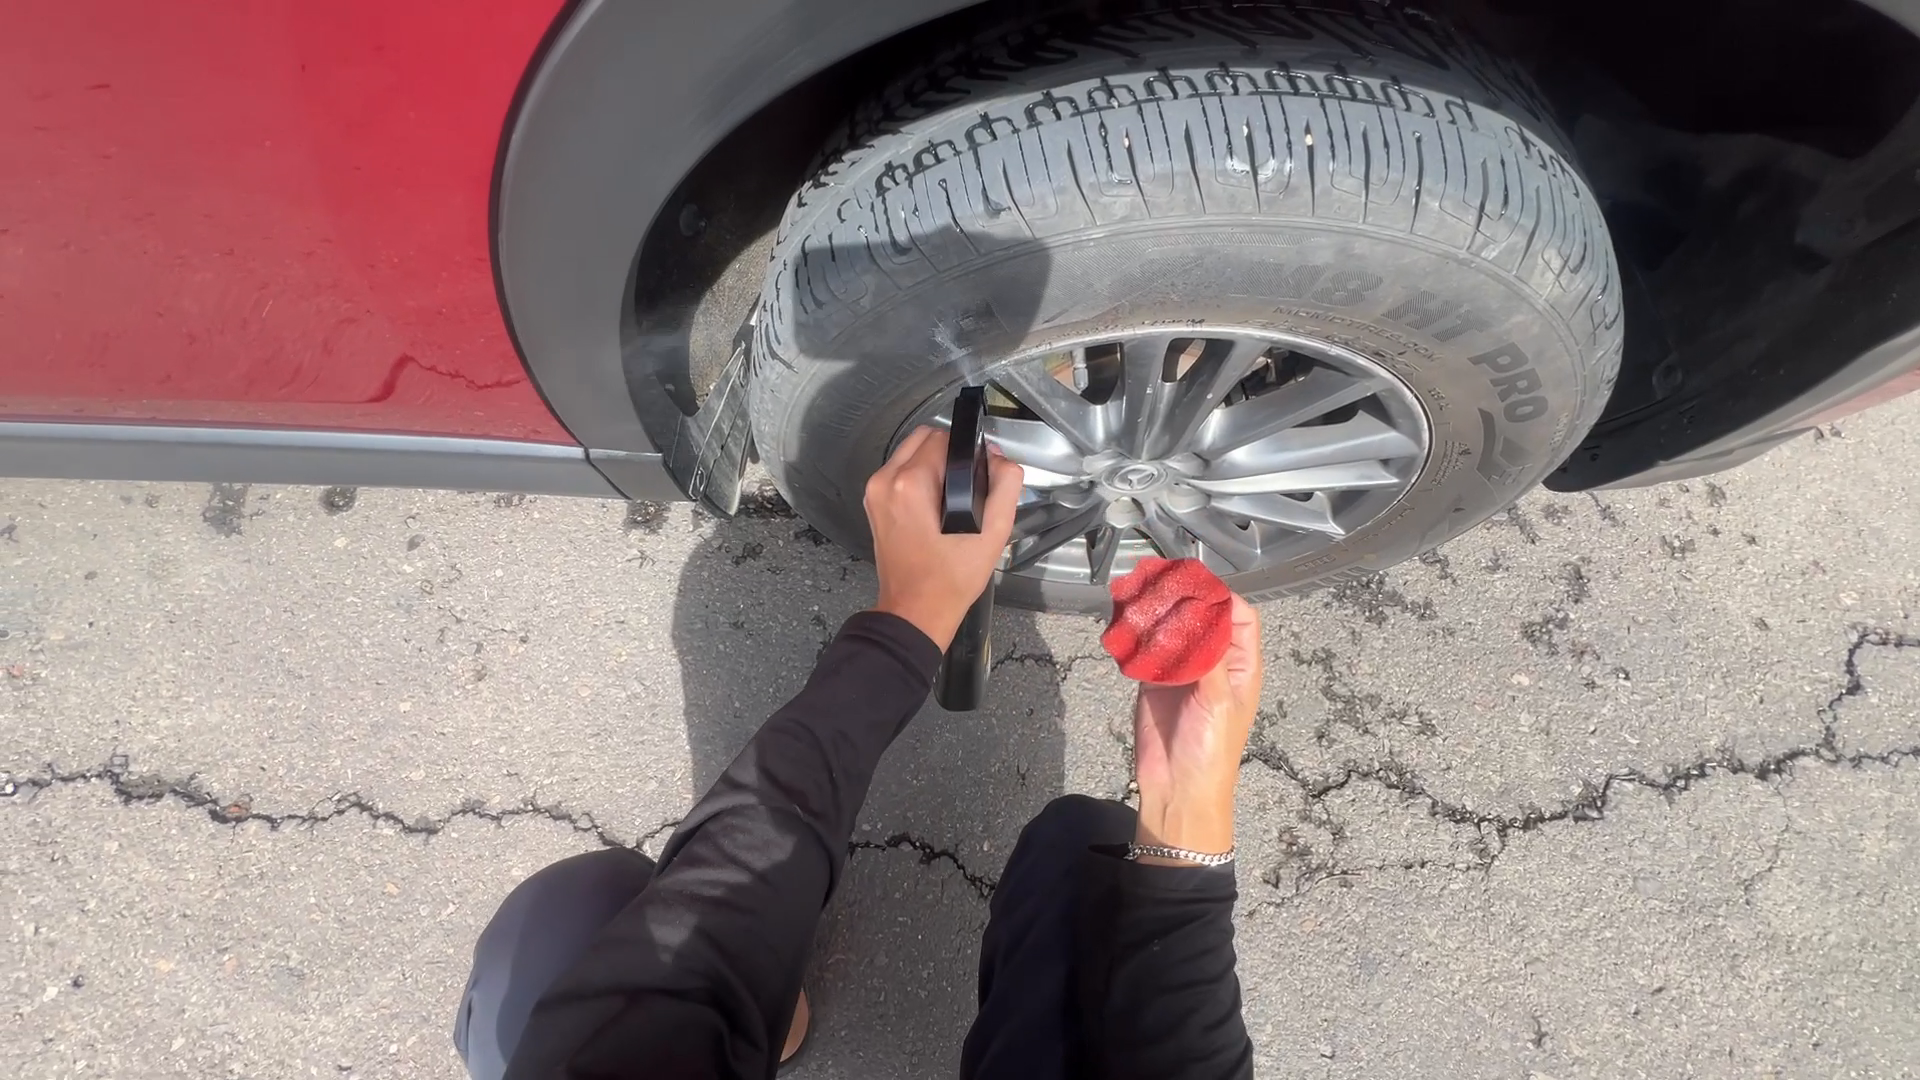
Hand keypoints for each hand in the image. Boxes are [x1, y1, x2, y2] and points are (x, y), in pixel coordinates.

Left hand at [864, 426, 1021, 650]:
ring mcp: (875, 493)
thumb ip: (1005, 487)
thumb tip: (1003, 461)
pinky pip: (900, 472)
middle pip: (925, 438)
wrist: (917, 611)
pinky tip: (937, 506)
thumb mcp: (992, 533)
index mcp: (910, 485)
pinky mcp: (874, 504)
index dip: (971, 452)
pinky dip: (920, 479)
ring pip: (911, 452)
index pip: (945, 439)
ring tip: (953, 499)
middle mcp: (885, 483)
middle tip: (969, 486)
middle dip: (951, 454)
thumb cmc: (948, 580)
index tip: (982, 475)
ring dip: (934, 464)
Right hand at [1131, 595, 1262, 859]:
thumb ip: (1212, 657)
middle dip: (1185, 599)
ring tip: (1139, 592)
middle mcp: (1212, 662)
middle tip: (1162, 580)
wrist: (1177, 787)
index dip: (1223, 597)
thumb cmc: (1212, 749)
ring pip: (1172, 630)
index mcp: (1240, 666)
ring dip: (1158, 613)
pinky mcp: (1152, 679)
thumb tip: (1204, 613)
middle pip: (1203, 618)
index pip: (1240, 617)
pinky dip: (1137, 634)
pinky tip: (1125, 620)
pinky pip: (1147, 649)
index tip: (1198, 584)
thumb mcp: (1220, 701)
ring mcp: (1181, 669)